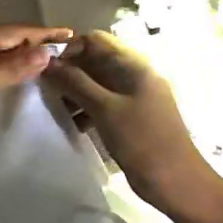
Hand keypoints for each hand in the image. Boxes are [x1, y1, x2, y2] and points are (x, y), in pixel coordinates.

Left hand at [0, 25, 72, 150]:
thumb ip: (11, 68)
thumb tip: (45, 51)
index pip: (14, 30)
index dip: (43, 32)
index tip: (70, 34)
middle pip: (5, 36)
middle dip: (34, 40)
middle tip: (65, 47)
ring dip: (20, 52)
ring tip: (47, 58)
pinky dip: (4, 62)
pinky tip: (14, 70)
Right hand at [44, 31, 212, 211]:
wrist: (176, 182)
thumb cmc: (142, 140)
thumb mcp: (104, 108)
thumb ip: (75, 83)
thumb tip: (48, 63)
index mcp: (134, 65)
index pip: (95, 40)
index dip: (70, 49)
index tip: (48, 68)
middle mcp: (135, 75)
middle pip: (95, 60)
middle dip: (69, 71)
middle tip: (46, 88)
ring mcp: (134, 96)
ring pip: (97, 82)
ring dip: (75, 90)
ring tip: (56, 106)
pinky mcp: (131, 116)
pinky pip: (103, 102)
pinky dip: (86, 107)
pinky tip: (72, 122)